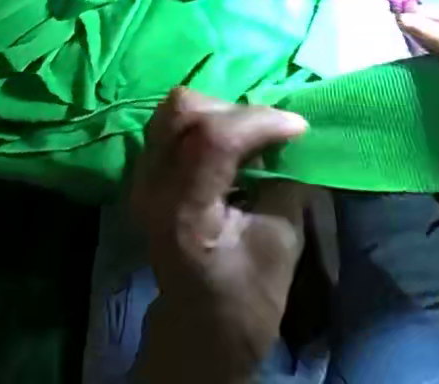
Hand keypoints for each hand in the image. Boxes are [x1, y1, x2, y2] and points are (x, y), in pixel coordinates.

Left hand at [129, 88, 310, 383]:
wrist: (196, 329)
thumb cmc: (243, 301)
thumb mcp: (280, 248)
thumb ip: (284, 187)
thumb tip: (293, 142)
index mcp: (183, 210)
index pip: (211, 139)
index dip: (258, 121)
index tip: (298, 126)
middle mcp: (150, 182)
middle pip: (183, 111)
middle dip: (236, 110)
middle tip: (274, 130)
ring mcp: (140, 173)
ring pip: (173, 109)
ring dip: (218, 109)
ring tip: (253, 132)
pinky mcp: (143, 168)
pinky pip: (170, 122)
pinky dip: (203, 119)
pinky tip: (231, 140)